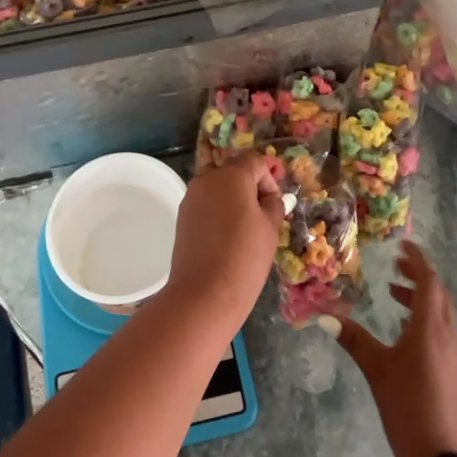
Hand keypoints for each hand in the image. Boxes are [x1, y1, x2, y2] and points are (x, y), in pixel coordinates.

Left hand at [164, 155, 284, 323]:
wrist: (204, 294)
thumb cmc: (245, 257)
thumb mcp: (270, 228)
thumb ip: (273, 205)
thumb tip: (271, 199)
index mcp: (231, 175)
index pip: (256, 162)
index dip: (270, 182)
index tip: (274, 209)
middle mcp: (207, 179)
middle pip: (235, 173)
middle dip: (250, 191)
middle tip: (262, 221)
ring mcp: (191, 198)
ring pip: (219, 190)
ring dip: (233, 203)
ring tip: (244, 234)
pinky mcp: (182, 217)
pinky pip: (206, 206)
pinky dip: (218, 215)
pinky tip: (225, 242)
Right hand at [328, 242, 456, 456]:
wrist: (438, 452)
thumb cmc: (407, 402)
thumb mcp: (376, 368)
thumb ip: (354, 339)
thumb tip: (324, 316)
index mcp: (430, 326)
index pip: (429, 280)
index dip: (418, 259)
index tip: (402, 244)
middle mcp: (446, 333)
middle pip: (438, 293)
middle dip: (419, 275)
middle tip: (396, 265)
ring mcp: (452, 351)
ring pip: (441, 311)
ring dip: (421, 296)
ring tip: (394, 293)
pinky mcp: (451, 367)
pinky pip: (441, 328)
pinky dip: (425, 316)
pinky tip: (404, 328)